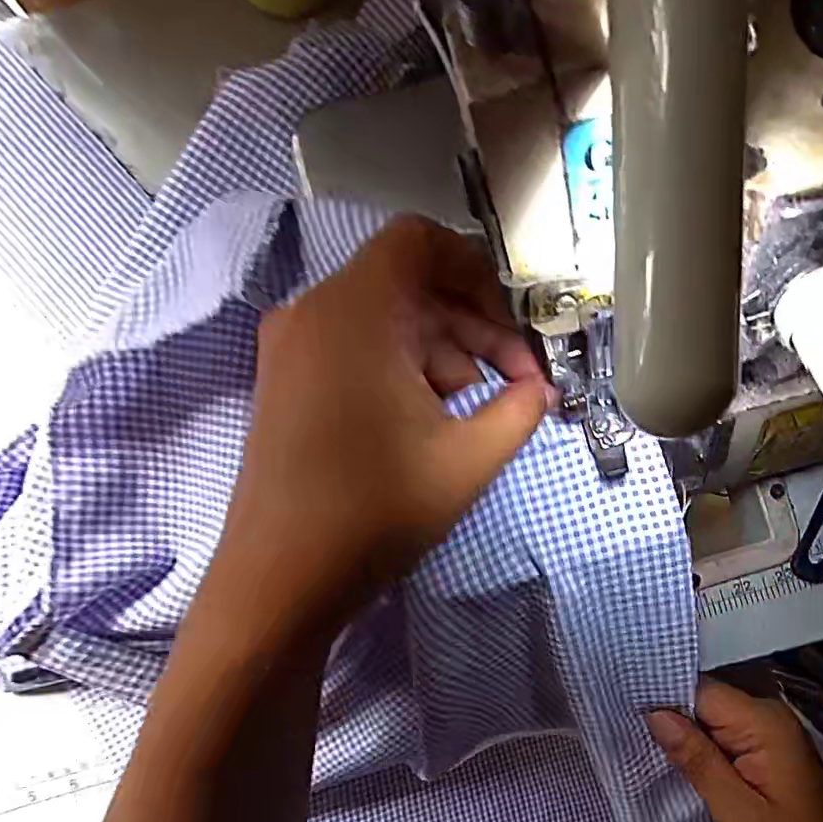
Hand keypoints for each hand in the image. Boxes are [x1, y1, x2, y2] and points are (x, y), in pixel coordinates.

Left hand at [226, 215, 554, 617]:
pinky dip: (402, 373)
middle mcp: (314, 314)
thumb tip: (541, 391)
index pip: (422, 242)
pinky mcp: (287, 385)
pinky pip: (356, 352)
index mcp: (355, 313)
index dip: (478, 275)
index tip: (513, 329)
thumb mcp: (467, 460)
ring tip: (474, 415)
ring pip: (386, 324)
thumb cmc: (376, 513)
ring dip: (443, 357)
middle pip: (411, 289)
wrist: (281, 579)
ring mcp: (293, 350)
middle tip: (517, 386)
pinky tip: (429, 424)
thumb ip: (519, 412)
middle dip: (474, 331)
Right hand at [646, 680, 822, 821]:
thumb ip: (697, 760)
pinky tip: (679, 759)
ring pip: (709, 714)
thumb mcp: (737, 813)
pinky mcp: (764, 742)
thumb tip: (655, 715)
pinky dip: (700, 743)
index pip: (701, 692)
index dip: (664, 702)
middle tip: (632, 736)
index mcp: (764, 723)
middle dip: (670, 717)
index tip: (629, 716)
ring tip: (648, 749)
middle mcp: (768, 713)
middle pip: (704, 698)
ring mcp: (768, 727)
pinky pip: (721, 729)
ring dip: (683, 732)